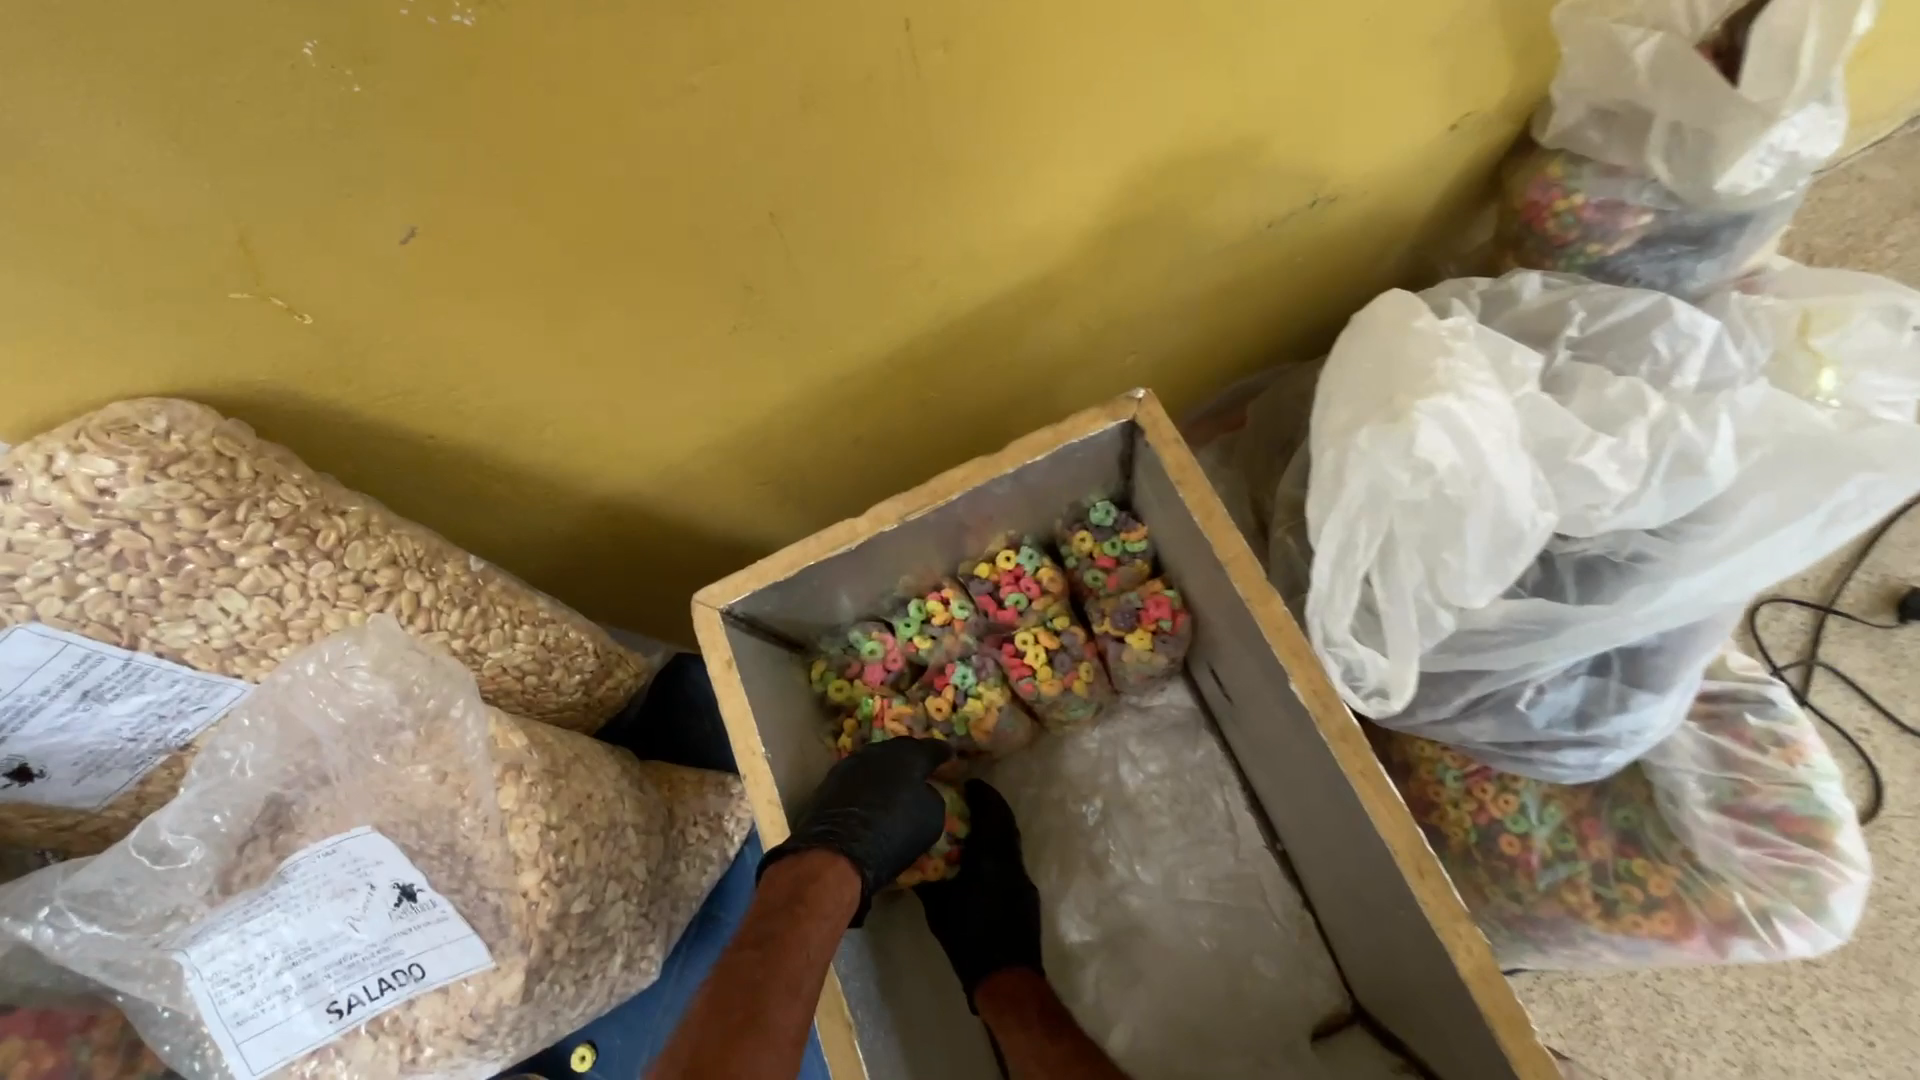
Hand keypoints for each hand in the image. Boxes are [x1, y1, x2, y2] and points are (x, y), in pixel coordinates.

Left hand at [760, 737, 954, 926]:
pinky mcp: (829, 783)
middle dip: (912, 756)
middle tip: (921, 768)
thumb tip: (922, 791)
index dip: (942, 753)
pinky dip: (866, 783)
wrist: (837, 852)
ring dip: (886, 769)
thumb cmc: (894, 832)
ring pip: (875, 760)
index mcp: (909, 755)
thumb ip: (931, 796)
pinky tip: (869, 797)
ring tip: (894, 782)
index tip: (949, 755)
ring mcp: (850, 765)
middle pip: (900, 749)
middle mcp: (879, 751)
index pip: (931, 748)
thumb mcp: (931, 818)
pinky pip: (856, 777)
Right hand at [914, 780, 1043, 1007]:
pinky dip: (999, 850)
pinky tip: (982, 861)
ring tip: (972, 827)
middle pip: (1005, 822)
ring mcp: (1023, 878)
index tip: (967, 783)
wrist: (1006, 977)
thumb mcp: (938, 908)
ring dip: (995, 829)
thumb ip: (928, 879)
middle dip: (990, 807)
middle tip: (969, 799)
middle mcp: (1011, 860)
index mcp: (991, 857)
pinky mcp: (1027, 894)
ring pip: (1010, 841)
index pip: (991, 811)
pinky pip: (1012, 859)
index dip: (982, 793)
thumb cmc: (968, 938)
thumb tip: (910, 858)